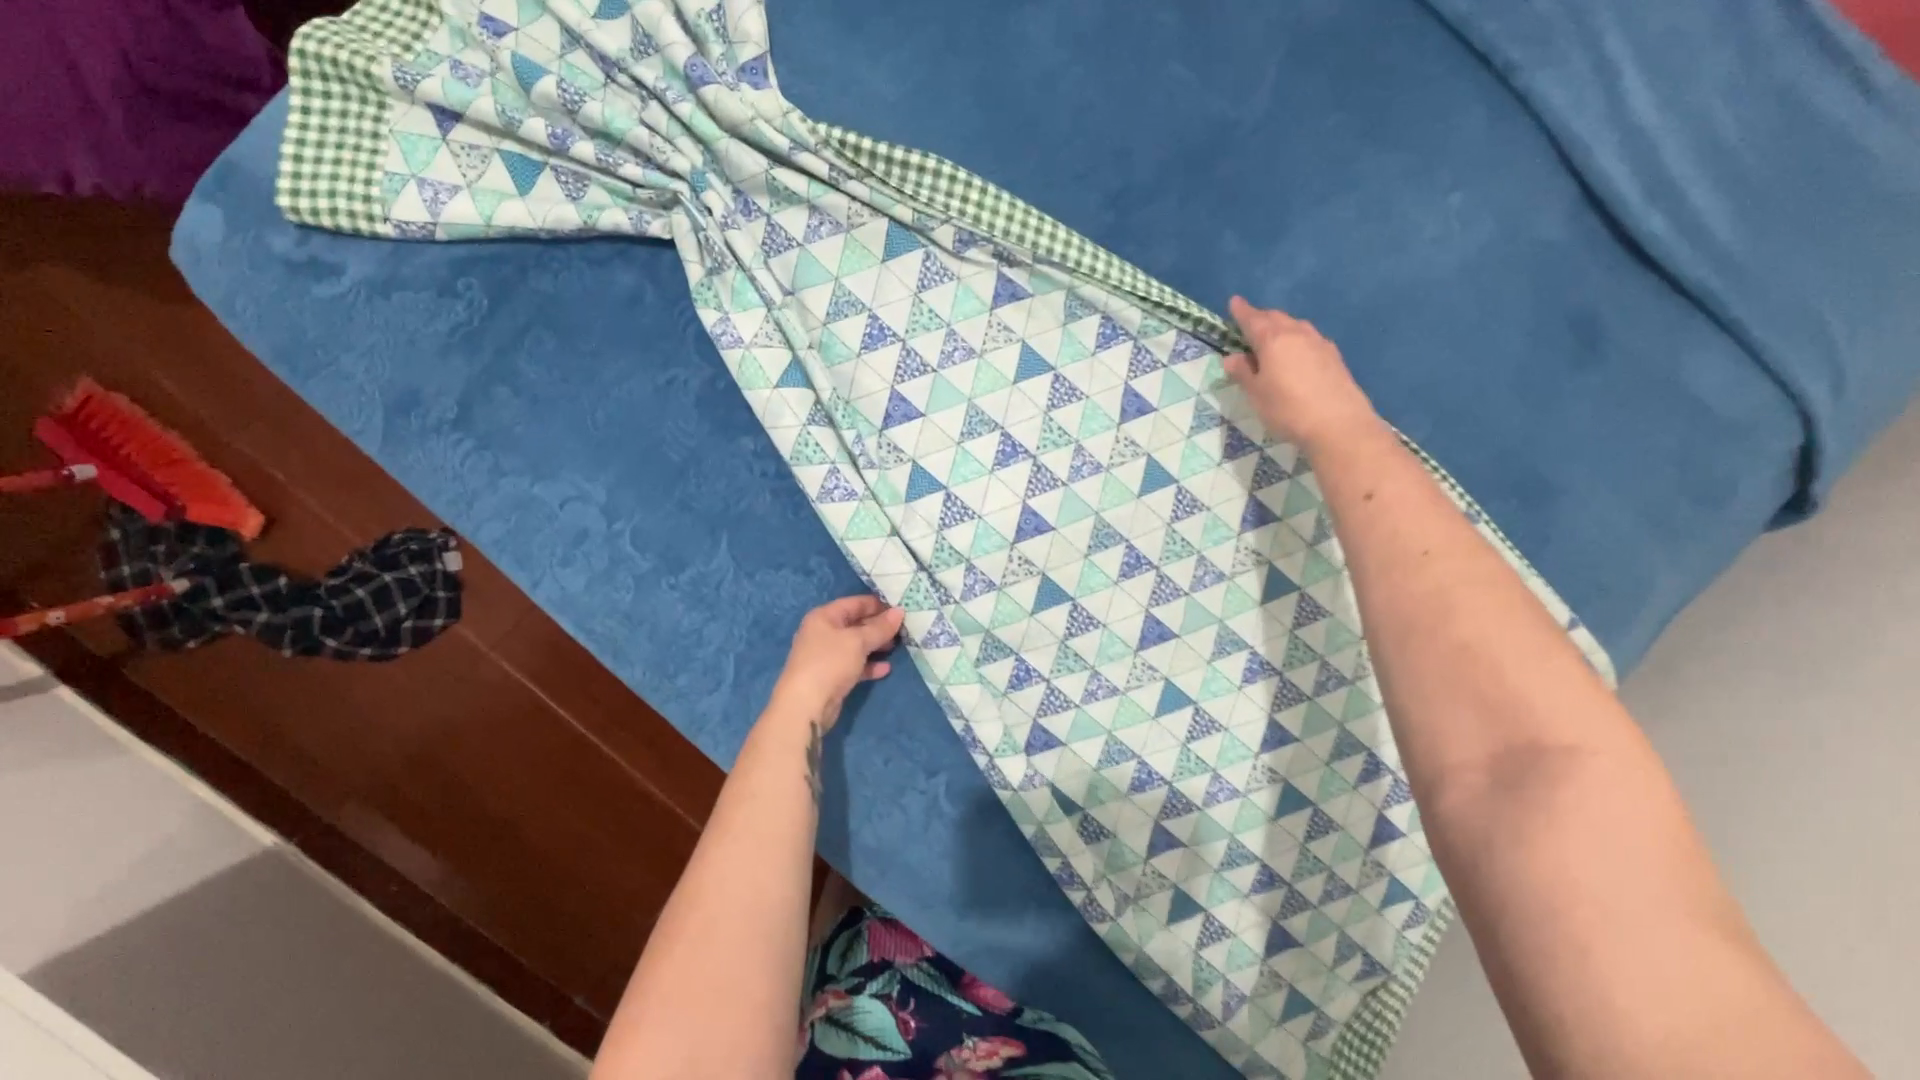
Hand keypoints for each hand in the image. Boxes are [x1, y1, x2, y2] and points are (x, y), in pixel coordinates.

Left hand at [767, 595, 904, 731]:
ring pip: (856, 646)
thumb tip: (899, 611)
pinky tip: (886, 669)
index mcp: (824, 617)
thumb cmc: (830, 662)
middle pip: (855, 624)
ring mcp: (826, 656)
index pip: (854, 603)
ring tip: (897, 646)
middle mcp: (823, 633)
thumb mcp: (858, 641)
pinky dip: (869, 665)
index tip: (900, 608)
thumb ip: (880, 627)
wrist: (806, 704)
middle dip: (878, 626)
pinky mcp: (831, 676)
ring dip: (876, 646)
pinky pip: (854, 665)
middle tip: (903, 629)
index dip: (877, 604)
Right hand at [1224, 296, 1379, 450]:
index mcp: (1272, 340)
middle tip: (1250, 323)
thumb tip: (1232, 357)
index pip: (1252, 319)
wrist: (1338, 424)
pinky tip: (1298, 353)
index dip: (1241, 311)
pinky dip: (1298, 339)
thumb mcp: (1257, 394)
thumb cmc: (1288, 408)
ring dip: (1282, 327)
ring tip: (1273, 337)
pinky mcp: (1334, 356)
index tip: (1234, 302)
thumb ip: (1243, 373)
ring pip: (1295, 326)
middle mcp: (1297, 334)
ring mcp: (1319, 343)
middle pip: (1276, 318)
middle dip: (1262, 317)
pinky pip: (1310, 338)